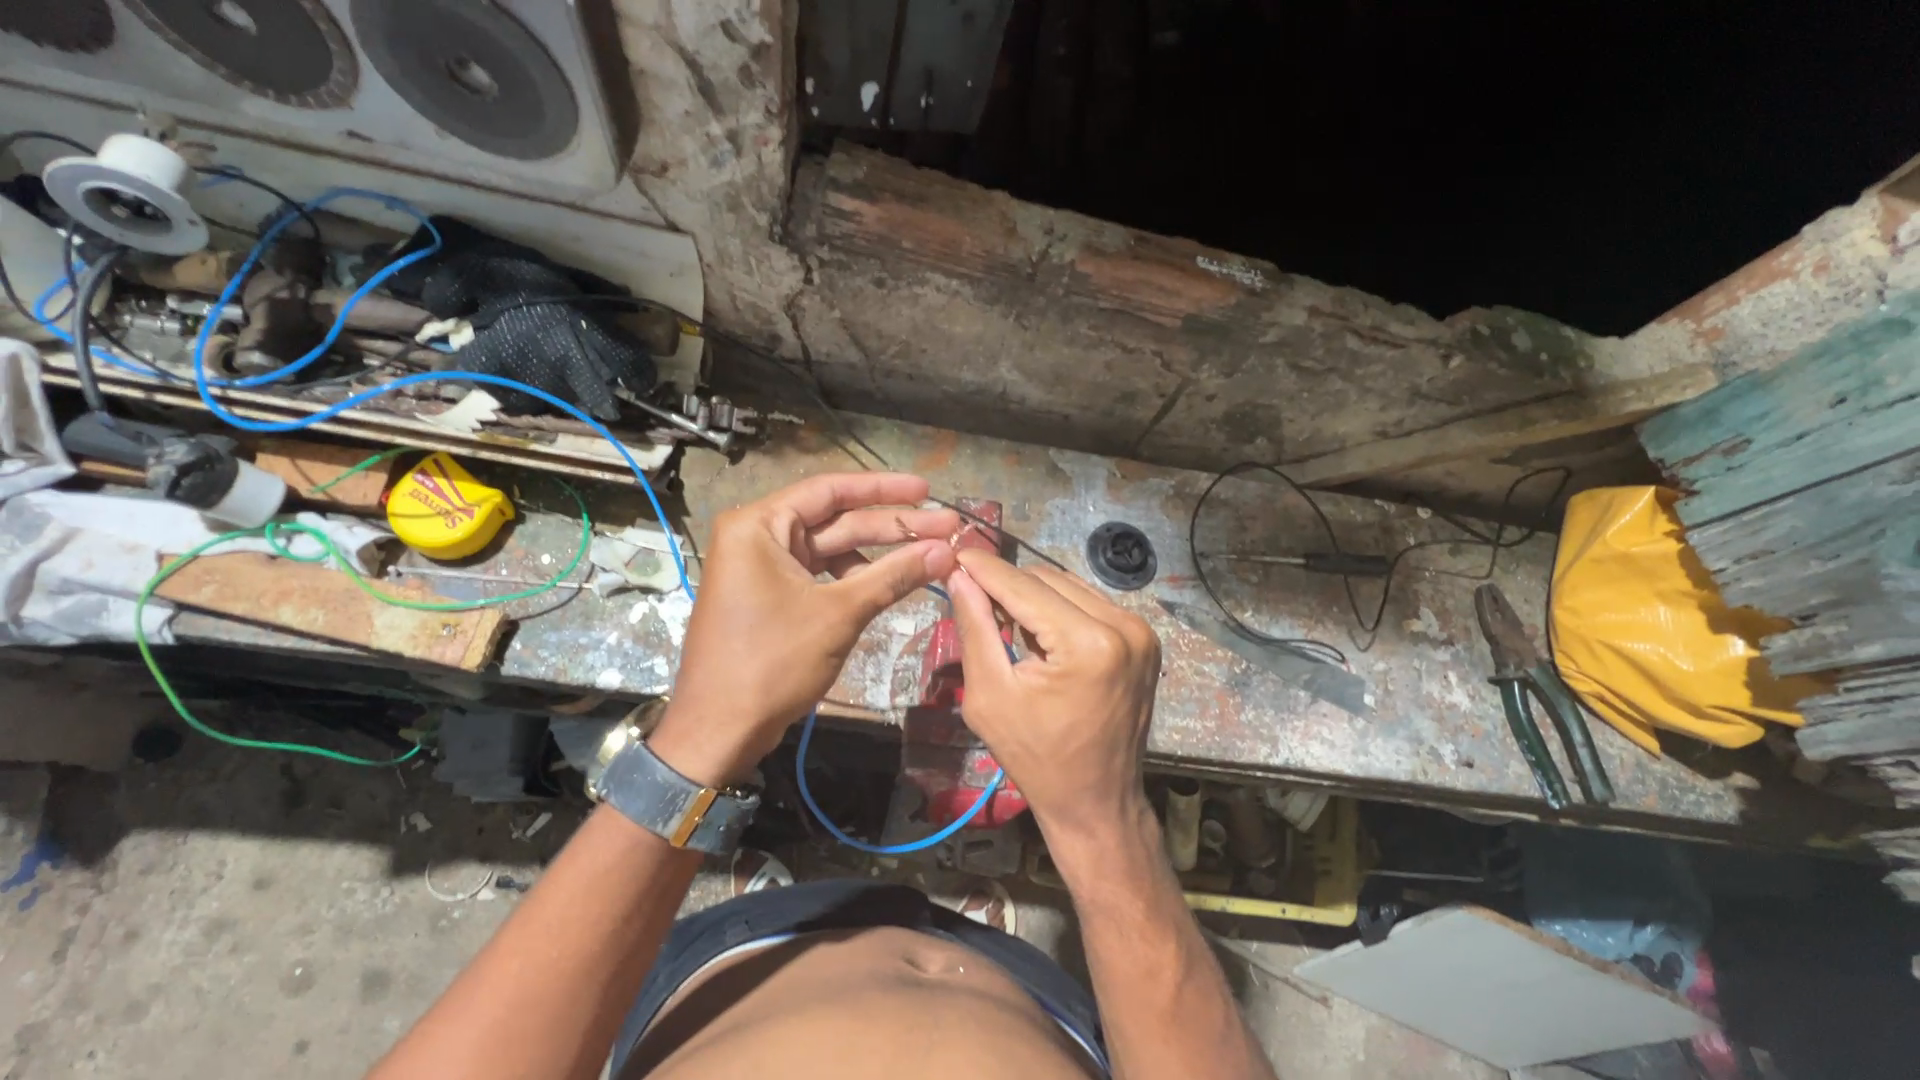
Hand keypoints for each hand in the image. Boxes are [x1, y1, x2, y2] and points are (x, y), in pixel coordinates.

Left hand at [650, 474, 958, 786]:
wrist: (721, 729)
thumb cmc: (773, 662)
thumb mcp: (840, 614)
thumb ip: (894, 575)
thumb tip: (946, 551)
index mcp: (759, 525)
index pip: (830, 490)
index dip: (884, 490)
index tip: (927, 490)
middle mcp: (756, 536)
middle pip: (834, 521)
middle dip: (891, 526)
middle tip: (945, 528)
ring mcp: (760, 568)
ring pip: (829, 550)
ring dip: (876, 555)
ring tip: (927, 559)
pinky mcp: (768, 596)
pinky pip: (818, 575)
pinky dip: (853, 579)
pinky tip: (888, 585)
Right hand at [945, 549, 1161, 837]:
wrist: (1097, 801)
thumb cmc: (1036, 758)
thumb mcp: (991, 695)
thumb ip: (975, 628)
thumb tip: (960, 576)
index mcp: (1088, 642)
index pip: (1023, 586)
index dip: (984, 569)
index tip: (953, 554)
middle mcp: (1123, 625)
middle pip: (1048, 580)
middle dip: (1006, 585)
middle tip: (971, 598)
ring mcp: (1140, 631)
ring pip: (1070, 588)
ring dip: (1033, 597)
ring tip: (1003, 622)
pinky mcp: (1144, 639)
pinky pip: (1090, 605)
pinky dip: (1060, 610)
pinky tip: (1039, 635)